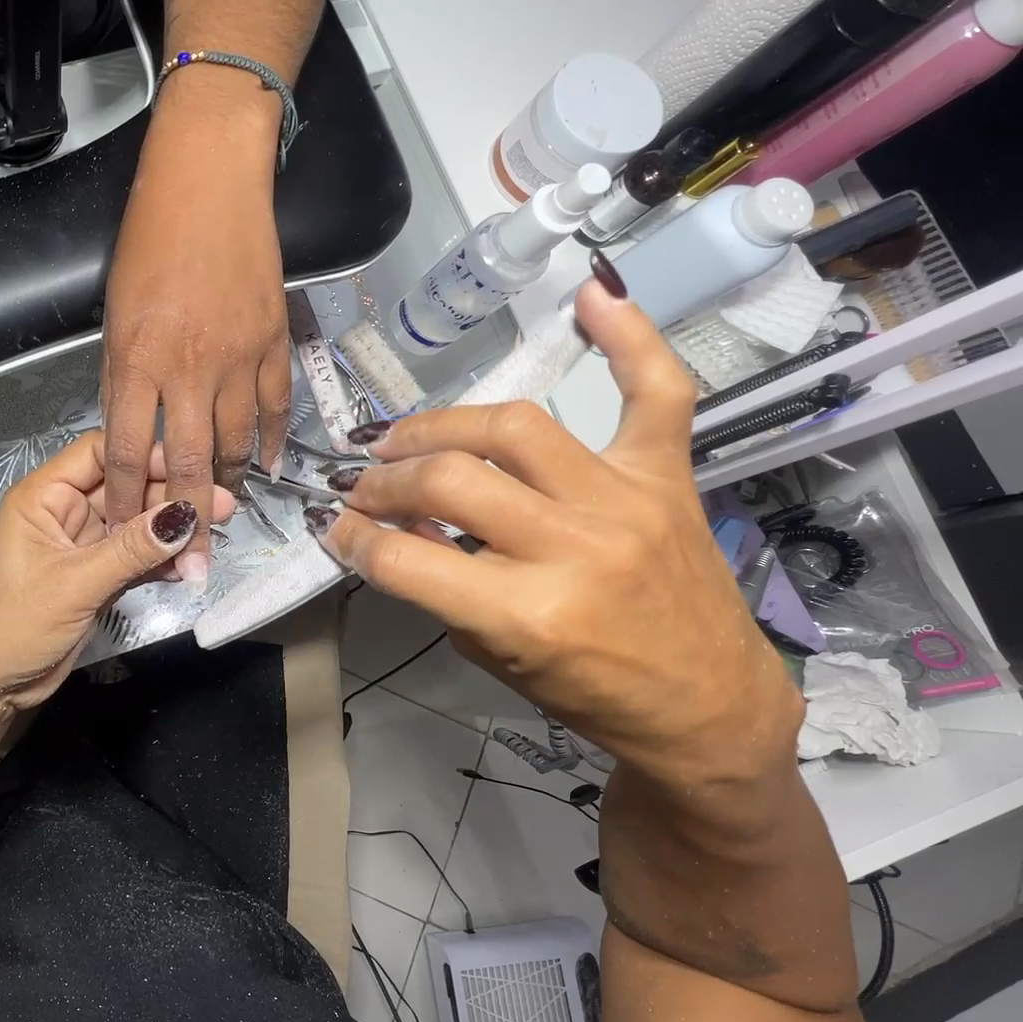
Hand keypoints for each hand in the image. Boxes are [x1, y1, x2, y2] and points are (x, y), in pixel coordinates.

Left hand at [0, 433, 236, 726]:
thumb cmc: (13, 625)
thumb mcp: (74, 583)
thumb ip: (132, 549)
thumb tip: (189, 513)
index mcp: (42, 496)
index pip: (98, 453)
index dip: (143, 455)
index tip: (191, 465)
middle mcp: (63, 512)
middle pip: (124, 488)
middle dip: (169, 499)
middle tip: (222, 508)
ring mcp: (80, 546)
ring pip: (134, 526)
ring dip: (170, 534)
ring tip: (215, 537)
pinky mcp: (94, 578)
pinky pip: (134, 559)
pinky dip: (160, 563)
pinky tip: (191, 566)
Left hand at [101, 66, 291, 589]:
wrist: (210, 180)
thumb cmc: (148, 242)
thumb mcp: (115, 316)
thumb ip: (122, 379)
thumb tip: (129, 432)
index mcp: (136, 361)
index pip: (125, 452)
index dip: (125, 502)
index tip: (125, 536)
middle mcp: (188, 369)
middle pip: (186, 463)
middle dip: (186, 519)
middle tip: (194, 561)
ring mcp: (238, 358)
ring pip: (236, 442)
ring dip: (228, 483)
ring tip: (222, 512)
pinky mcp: (274, 343)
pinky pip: (275, 409)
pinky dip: (271, 441)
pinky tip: (266, 466)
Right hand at [313, 278, 802, 784]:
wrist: (706, 705)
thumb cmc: (589, 695)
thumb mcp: (490, 653)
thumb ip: (436, 584)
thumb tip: (389, 523)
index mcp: (526, 614)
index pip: (403, 558)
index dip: (350, 539)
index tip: (332, 528)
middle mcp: (575, 548)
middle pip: (448, 480)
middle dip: (382, 482)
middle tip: (361, 488)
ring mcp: (627, 502)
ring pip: (513, 428)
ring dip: (440, 426)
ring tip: (405, 438)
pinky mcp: (668, 478)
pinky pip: (658, 393)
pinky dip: (630, 340)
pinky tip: (591, 298)